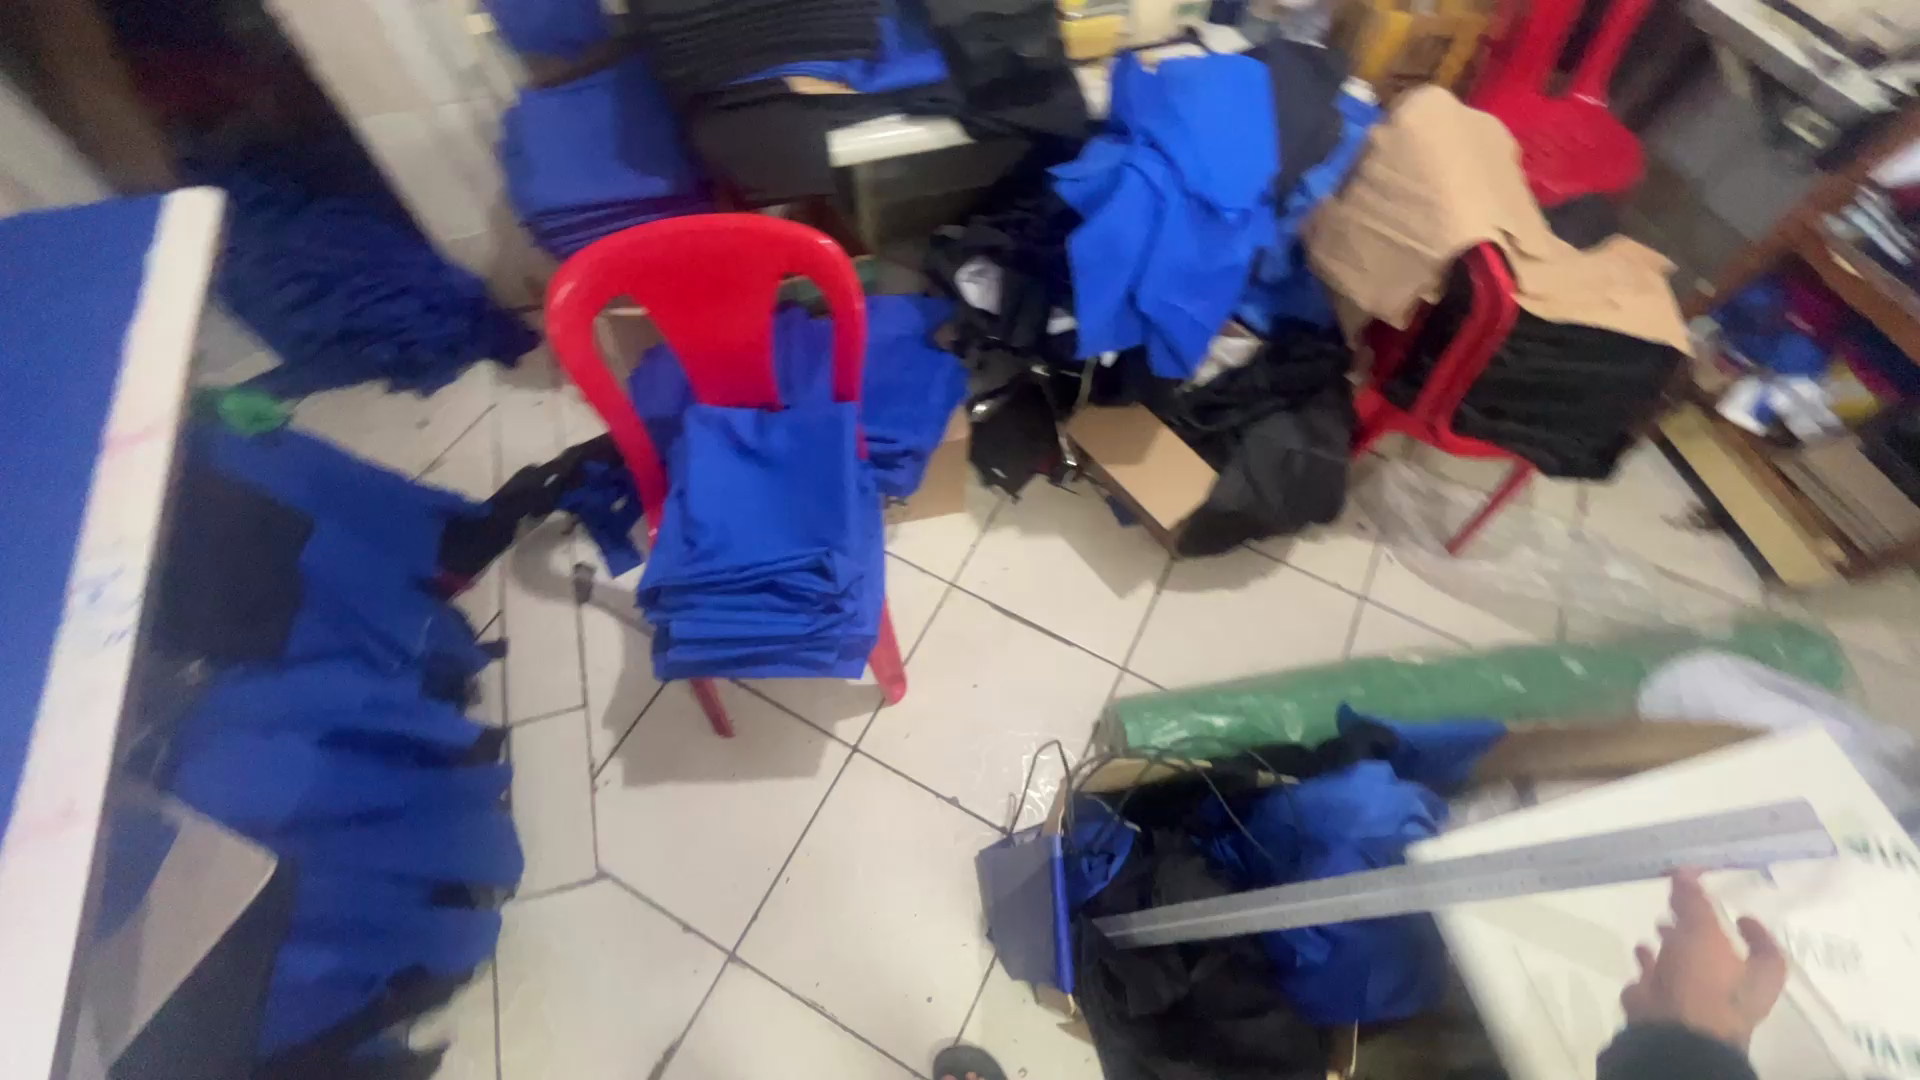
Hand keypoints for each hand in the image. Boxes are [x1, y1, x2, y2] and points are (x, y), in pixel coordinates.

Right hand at [1620, 869, 1788, 1050]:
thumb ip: (1695, 903)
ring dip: (1677, 942)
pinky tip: (1641, 945)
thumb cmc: (1705, 981)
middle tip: (1686, 908)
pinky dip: (1652, 957)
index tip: (1742, 914)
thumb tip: (1687, 869)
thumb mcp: (1704, 935)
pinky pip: (1660, 971)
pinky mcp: (1667, 997)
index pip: (1768, 954)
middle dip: (1704, 931)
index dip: (1758, 934)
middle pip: (1724, 956)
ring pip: (1690, 962)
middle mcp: (1733, 987)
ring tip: (1660, 921)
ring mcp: (1698, 994)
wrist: (1675, 1026)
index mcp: (1756, 977)